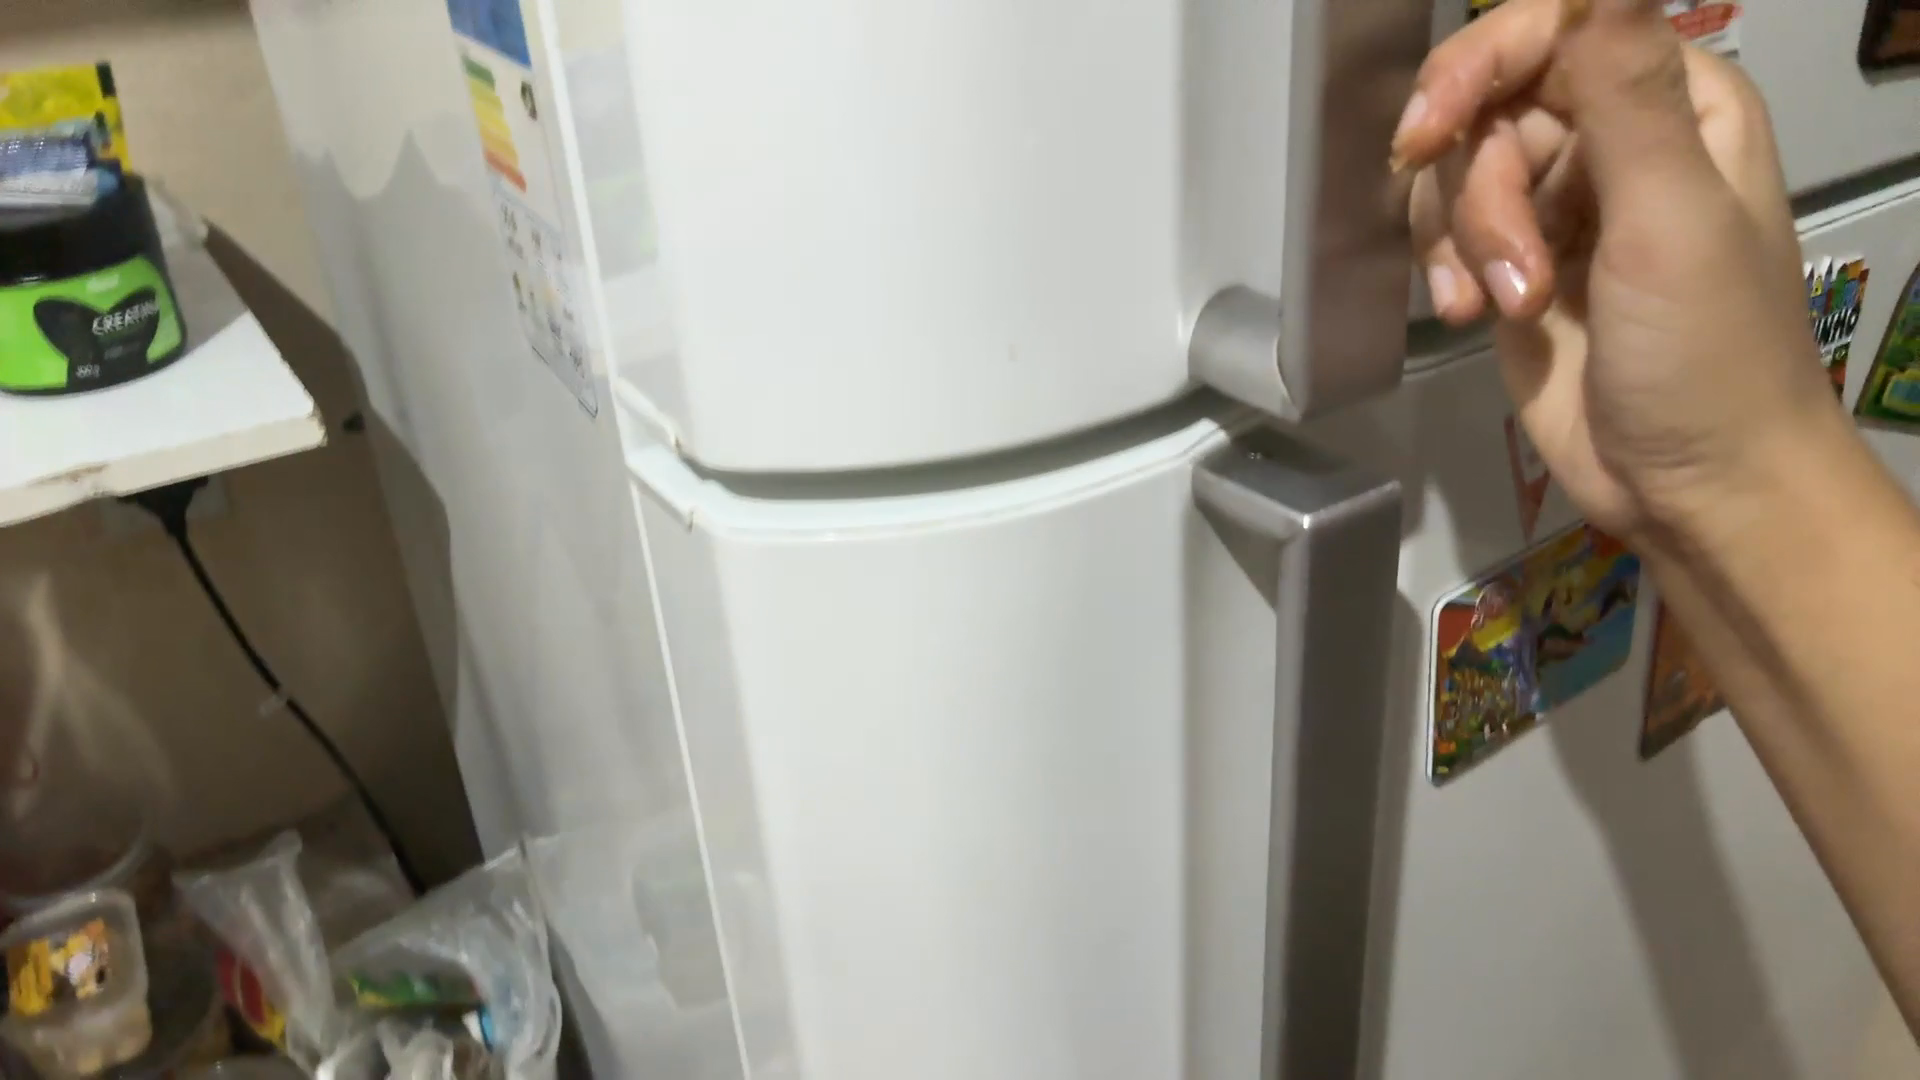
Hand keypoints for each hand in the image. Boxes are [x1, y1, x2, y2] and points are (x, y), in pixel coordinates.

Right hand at [1402, 0, 1842, 539]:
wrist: (1680, 474)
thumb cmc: (1706, 352)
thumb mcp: (1670, 222)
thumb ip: (1625, 103)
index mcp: (1670, 108)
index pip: (1554, 37)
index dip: (1479, 69)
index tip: (1426, 134)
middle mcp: (1601, 147)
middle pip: (1486, 119)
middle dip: (1479, 201)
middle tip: (1510, 278)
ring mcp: (1546, 213)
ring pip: (1453, 183)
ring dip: (1462, 249)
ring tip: (1504, 308)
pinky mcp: (1503, 270)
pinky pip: (1442, 241)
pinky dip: (1443, 278)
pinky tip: (1468, 318)